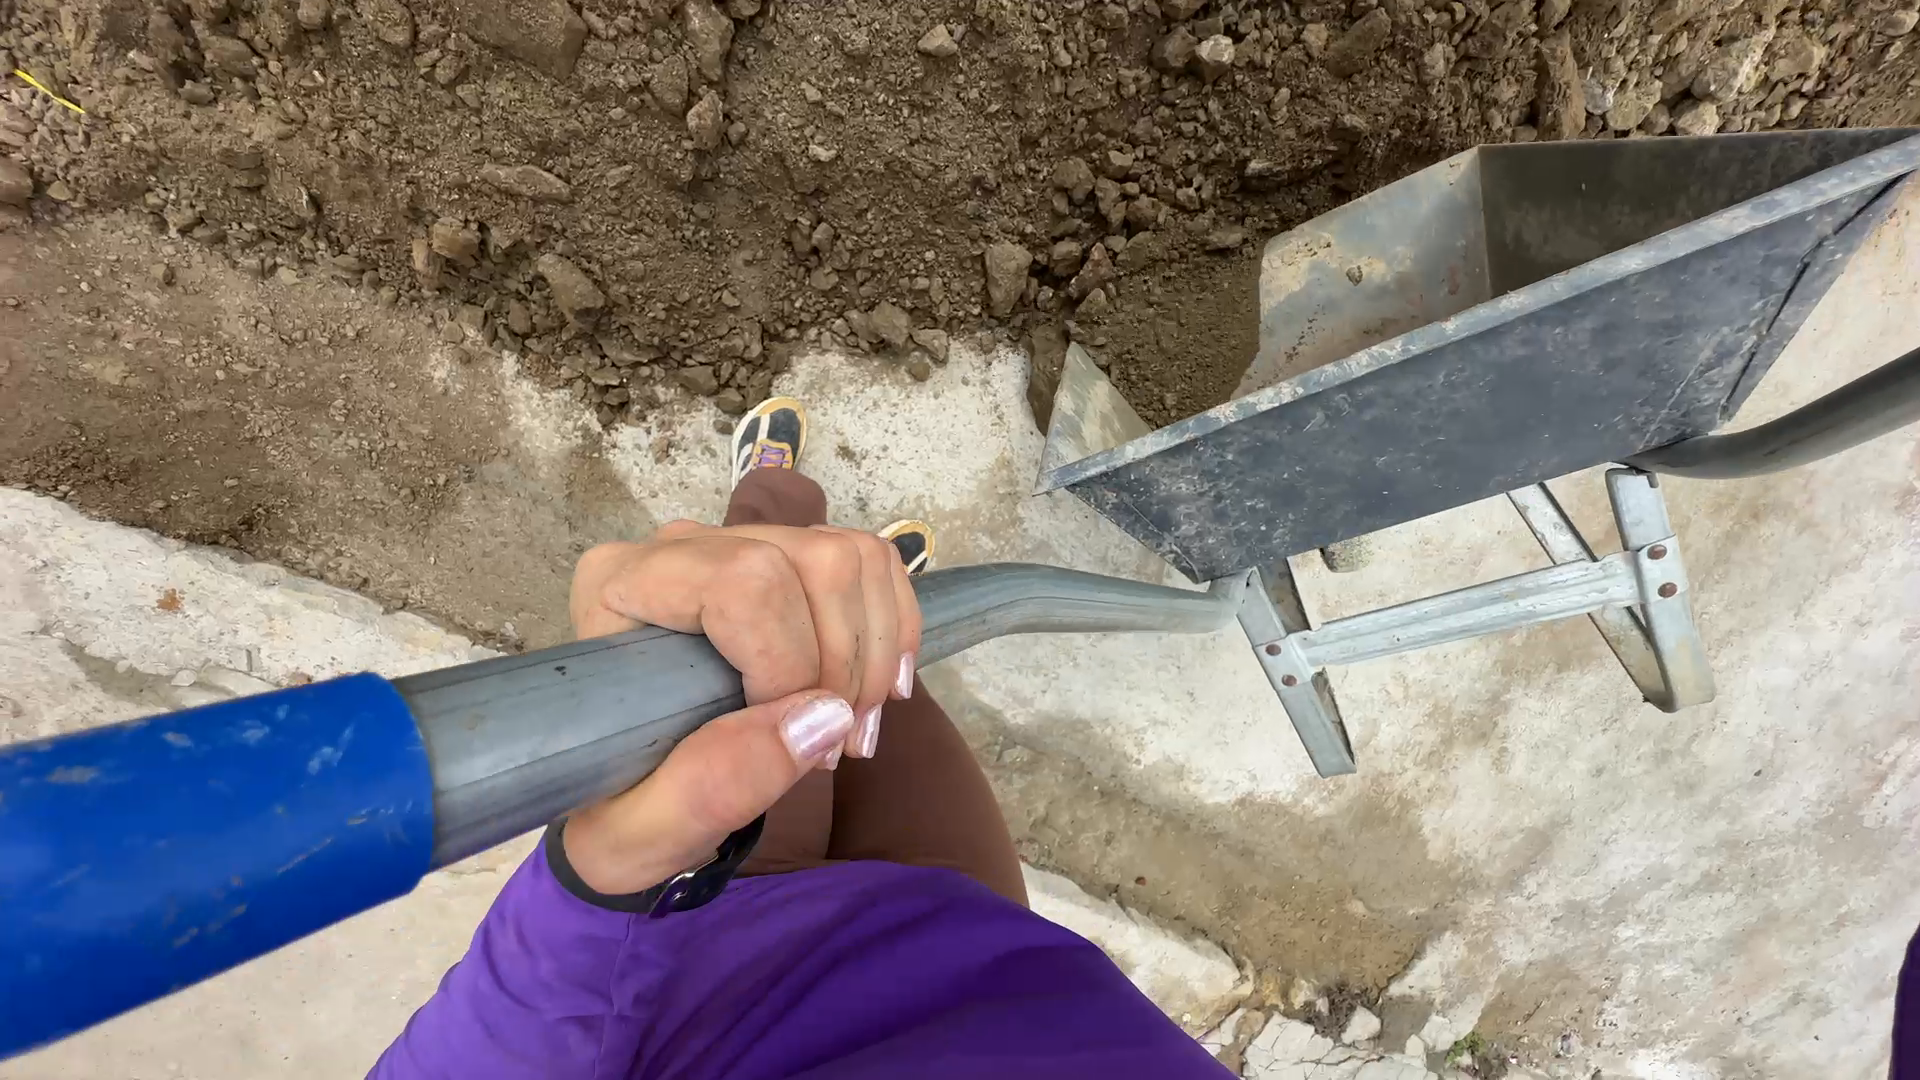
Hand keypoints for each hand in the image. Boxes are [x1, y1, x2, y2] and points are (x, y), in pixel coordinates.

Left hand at [558, 520, 920, 894]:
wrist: (639, 787)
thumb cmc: (624, 806)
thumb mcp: (643, 828)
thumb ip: (714, 783)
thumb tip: (824, 718)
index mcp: (623, 586)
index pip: (745, 582)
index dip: (791, 661)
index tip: (787, 738)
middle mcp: (684, 546)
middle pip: (816, 559)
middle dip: (847, 661)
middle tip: (839, 745)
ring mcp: (745, 543)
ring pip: (852, 555)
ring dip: (878, 649)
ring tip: (857, 722)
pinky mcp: (790, 557)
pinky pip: (871, 561)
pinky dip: (894, 626)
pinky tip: (881, 685)